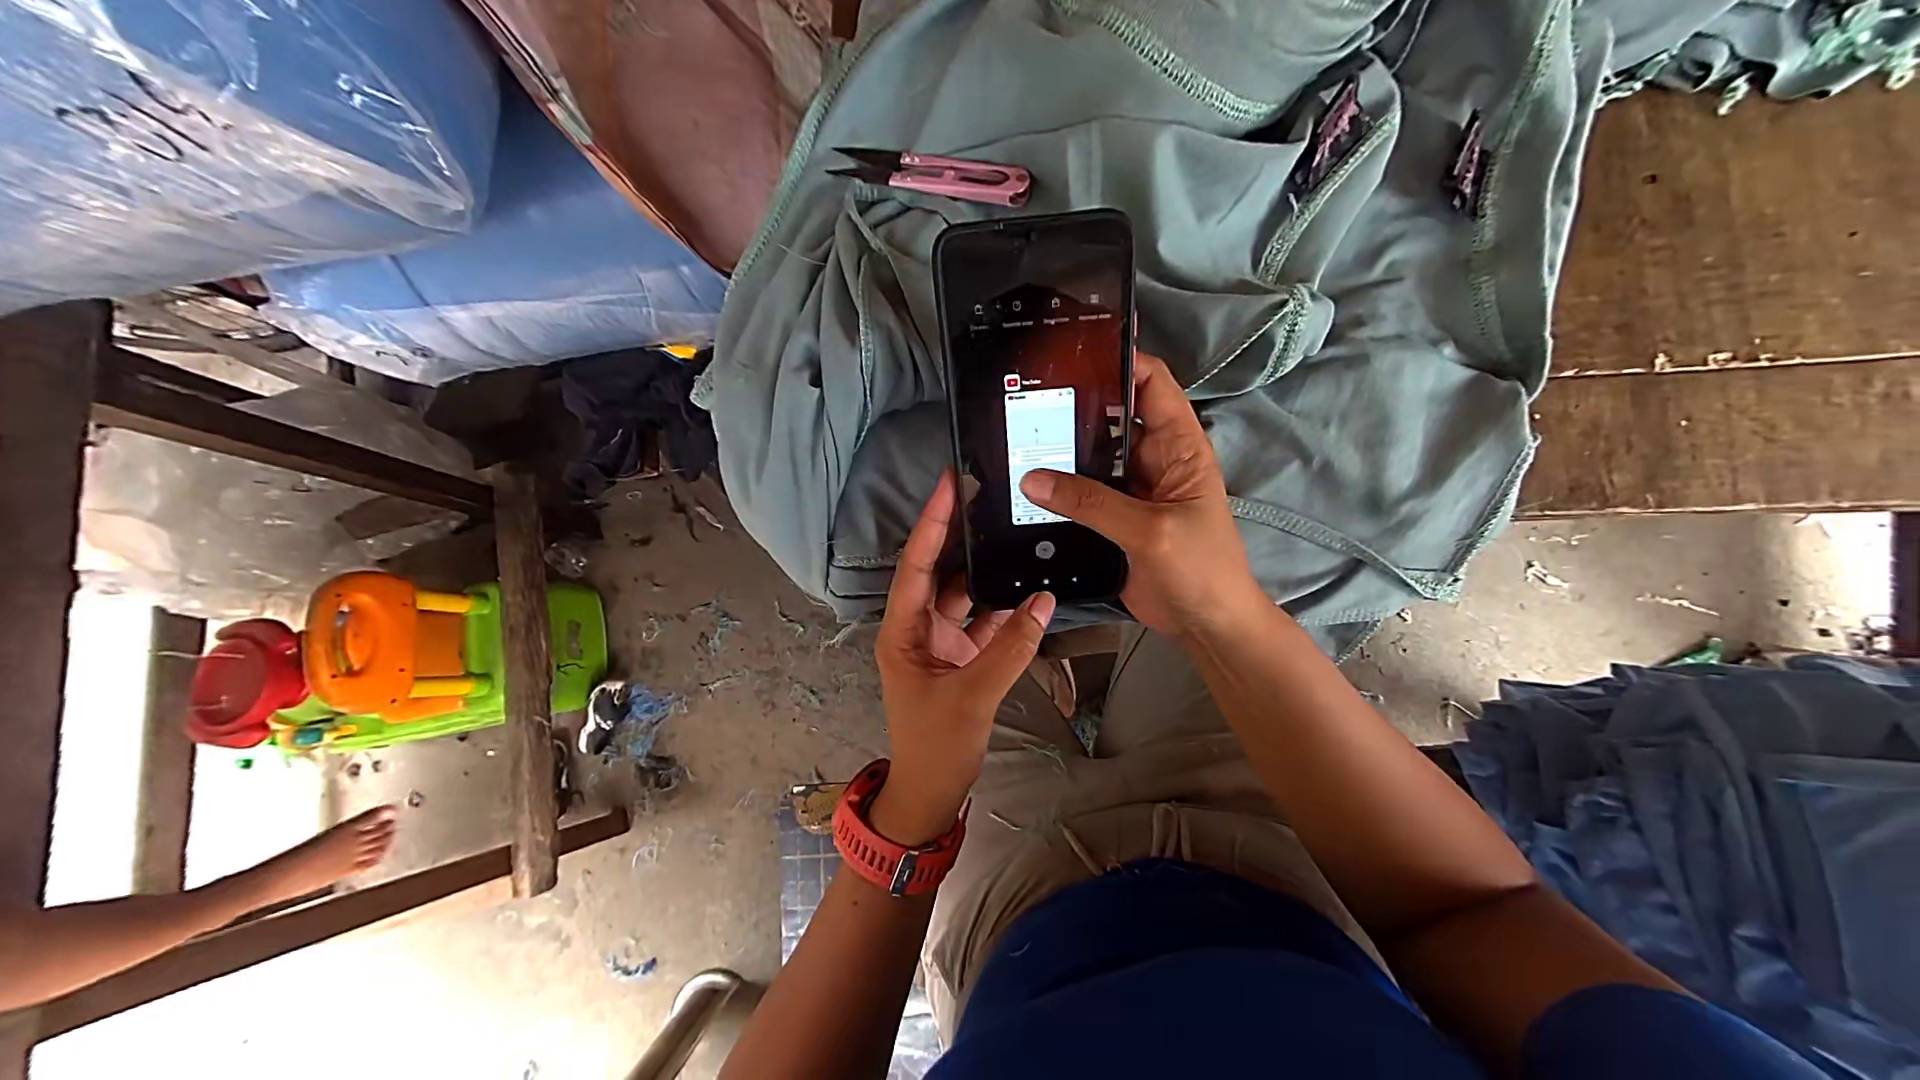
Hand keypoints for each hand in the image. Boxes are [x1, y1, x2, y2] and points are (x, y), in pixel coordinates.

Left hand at [871, 471, 1055, 845]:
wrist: (933, 791)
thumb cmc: (936, 746)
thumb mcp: (971, 696)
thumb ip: (1010, 648)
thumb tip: (1043, 601)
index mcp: (902, 630)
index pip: (916, 565)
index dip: (931, 523)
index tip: (948, 483)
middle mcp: (918, 627)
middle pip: (940, 569)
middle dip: (960, 535)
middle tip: (986, 493)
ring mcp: (942, 640)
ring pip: (966, 593)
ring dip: (989, 571)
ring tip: (1015, 532)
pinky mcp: (963, 656)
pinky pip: (985, 620)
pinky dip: (1005, 607)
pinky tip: (1028, 587)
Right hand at [1018, 350, 1265, 638]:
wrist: (1206, 624)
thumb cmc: (1201, 570)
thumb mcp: (1150, 531)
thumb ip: (1092, 503)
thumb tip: (1035, 480)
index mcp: (1179, 446)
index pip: (1153, 384)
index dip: (1121, 359)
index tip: (1076, 349)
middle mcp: (1153, 459)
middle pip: (1112, 418)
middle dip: (1076, 405)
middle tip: (1027, 394)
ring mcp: (1131, 489)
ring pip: (1091, 456)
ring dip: (1061, 449)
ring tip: (1016, 435)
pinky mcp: (1114, 517)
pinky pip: (1081, 492)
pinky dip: (1058, 487)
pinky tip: (1026, 482)